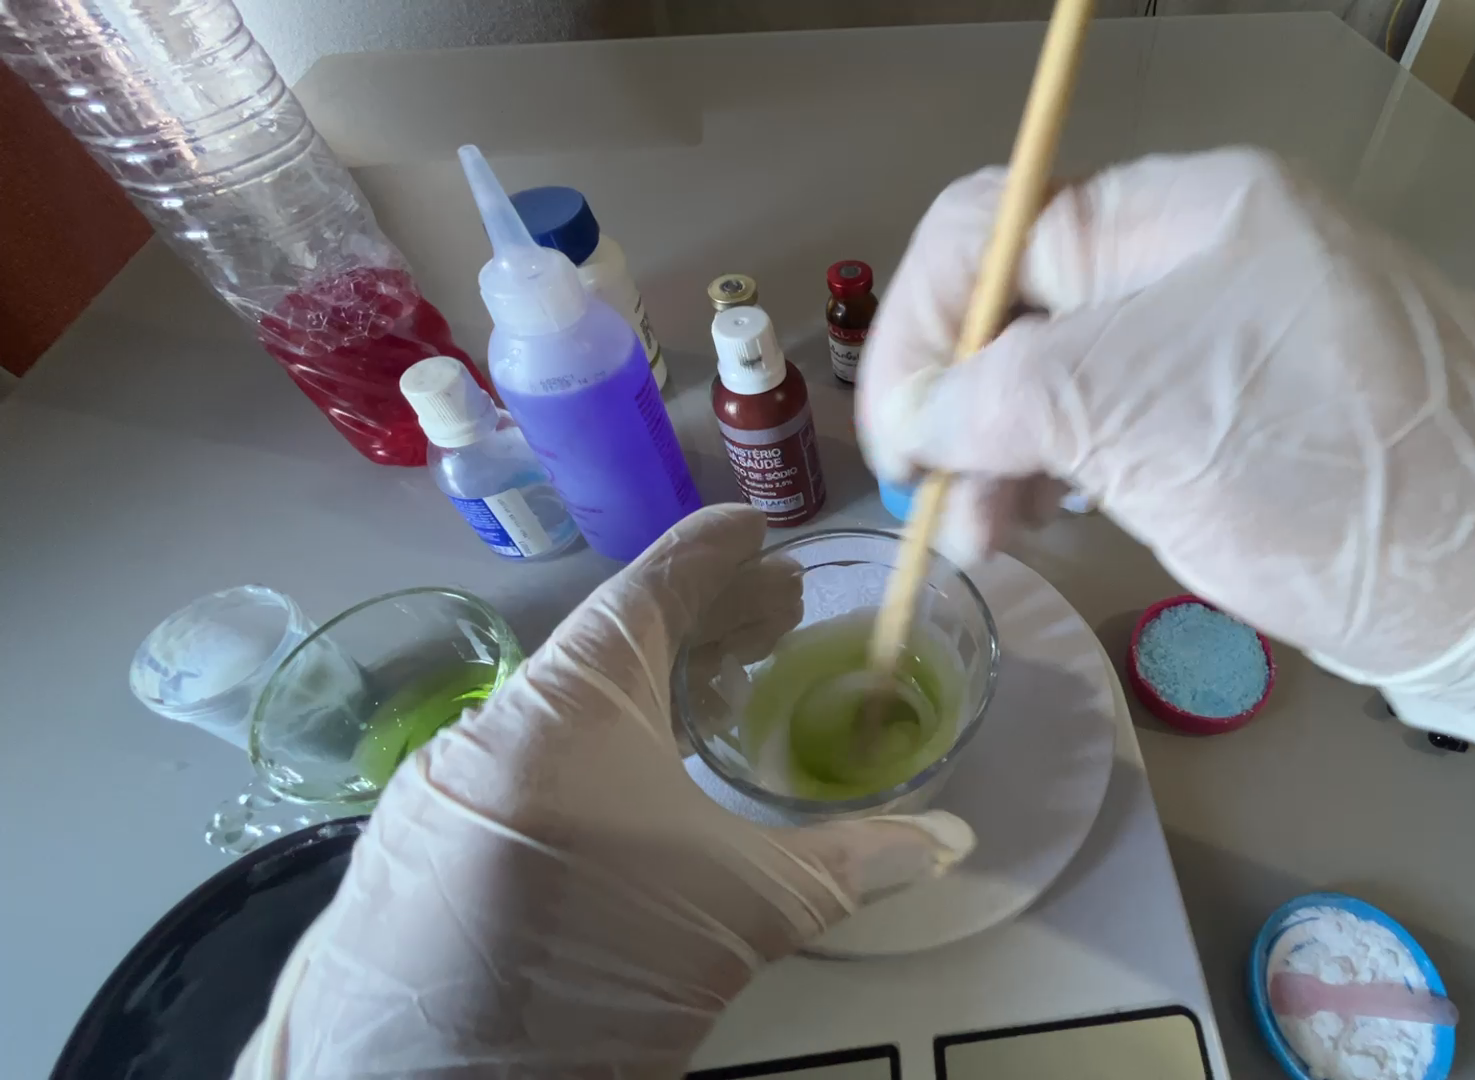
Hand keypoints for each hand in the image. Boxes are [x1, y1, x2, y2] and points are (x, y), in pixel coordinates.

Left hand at [233, 506, 973, 1077]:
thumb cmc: (602, 978)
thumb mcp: (745, 911)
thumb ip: (855, 860)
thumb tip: (950, 840)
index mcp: (568, 714)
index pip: (648, 592)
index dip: (709, 551)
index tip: (756, 523)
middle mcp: (498, 728)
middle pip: (621, 635)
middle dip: (712, 611)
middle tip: (783, 604)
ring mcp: (453, 783)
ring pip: (578, 692)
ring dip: (665, 671)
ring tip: (737, 675)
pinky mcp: (432, 839)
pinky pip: (539, 743)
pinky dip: (613, 726)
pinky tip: (657, 757)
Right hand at [860, 147, 1474, 815]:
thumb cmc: (1332, 473)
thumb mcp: (1150, 415)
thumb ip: (1005, 398)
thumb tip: (912, 417)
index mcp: (1175, 218)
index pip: (995, 232)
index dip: (921, 325)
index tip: (892, 431)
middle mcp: (1177, 270)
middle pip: (1012, 314)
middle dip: (955, 408)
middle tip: (930, 503)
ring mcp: (1188, 353)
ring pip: (1043, 385)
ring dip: (991, 458)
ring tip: (977, 537)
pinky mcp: (1197, 426)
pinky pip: (1086, 434)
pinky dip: (1041, 477)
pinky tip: (1026, 521)